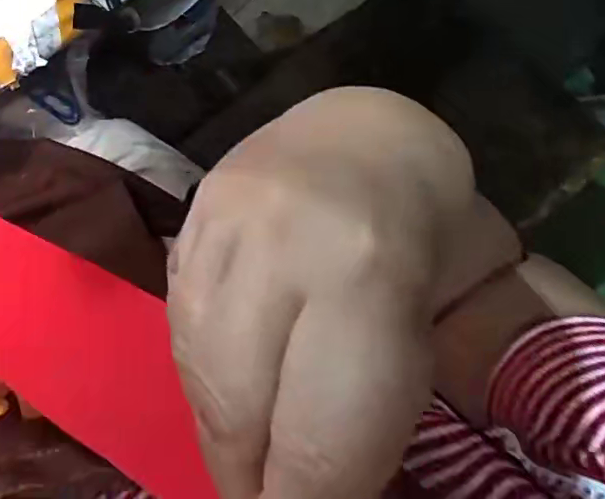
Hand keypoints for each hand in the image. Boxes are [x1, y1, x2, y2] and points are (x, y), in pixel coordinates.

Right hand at [166, 88, 518, 498]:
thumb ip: (364, 419)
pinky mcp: (192, 208)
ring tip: (231, 463)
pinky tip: (211, 389)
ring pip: (195, 352)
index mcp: (366, 284)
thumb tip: (308, 488)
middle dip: (242, 478)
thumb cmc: (426, 241)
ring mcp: (224, 219)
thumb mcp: (426, 338)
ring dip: (210, 427)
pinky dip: (190, 365)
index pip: (318, 435)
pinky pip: (177, 307)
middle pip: (237, 396)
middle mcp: (279, 246)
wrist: (358, 140)